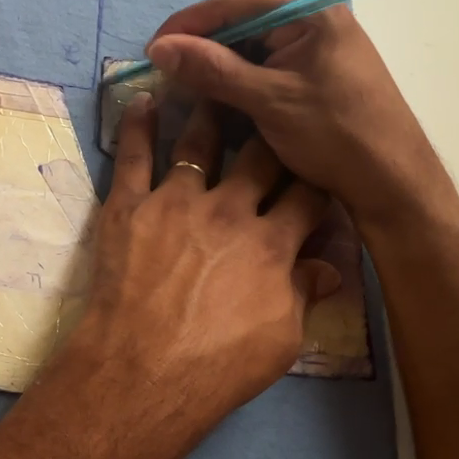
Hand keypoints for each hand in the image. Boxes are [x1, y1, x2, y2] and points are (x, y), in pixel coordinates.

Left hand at [58, 94, 331, 437]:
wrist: (142, 371)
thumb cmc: (218, 365)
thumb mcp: (281, 339)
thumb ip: (302, 294)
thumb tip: (329, 269)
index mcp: (270, 243)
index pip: (304, 195)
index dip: (314, 175)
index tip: (317, 160)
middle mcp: (227, 210)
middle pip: (258, 158)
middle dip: (271, 132)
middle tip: (271, 109)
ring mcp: (175, 202)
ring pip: (198, 143)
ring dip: (210, 114)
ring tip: (215, 87)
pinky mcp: (129, 205)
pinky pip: (133, 155)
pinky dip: (136, 124)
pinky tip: (141, 99)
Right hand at [145, 0, 455, 232]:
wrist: (395, 183)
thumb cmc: (337, 137)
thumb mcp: (269, 102)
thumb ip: (213, 70)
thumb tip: (158, 47)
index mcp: (311, 14)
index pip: (234, 1)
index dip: (188, 22)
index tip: (154, 50)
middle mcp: (315, 19)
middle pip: (242, 11)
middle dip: (202, 33)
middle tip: (170, 63)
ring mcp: (316, 44)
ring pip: (252, 35)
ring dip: (218, 52)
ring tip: (188, 78)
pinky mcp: (315, 68)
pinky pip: (266, 55)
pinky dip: (238, 68)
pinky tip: (220, 89)